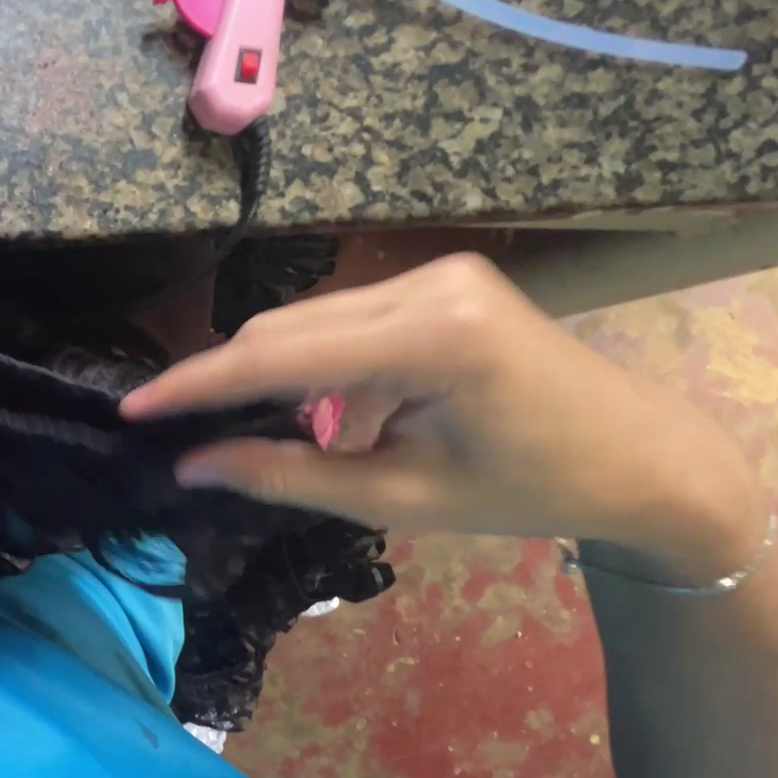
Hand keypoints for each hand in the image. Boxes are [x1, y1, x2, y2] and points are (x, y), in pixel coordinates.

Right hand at [121, 254, 766, 584]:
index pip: (276, 357)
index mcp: (432, 339)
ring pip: (301, 323)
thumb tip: (188, 465)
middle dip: (218, 380)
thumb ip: (283, 476)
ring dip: (260, 376)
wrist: (646, 459)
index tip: (132, 407)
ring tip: (237, 429)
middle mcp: (429, 287)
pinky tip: (316, 414)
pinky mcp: (437, 286)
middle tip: (168, 425)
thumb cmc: (526, 491)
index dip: (194, 384)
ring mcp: (435, 279)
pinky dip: (303, 369)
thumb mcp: (393, 499)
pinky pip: (336, 324)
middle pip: (281, 331)